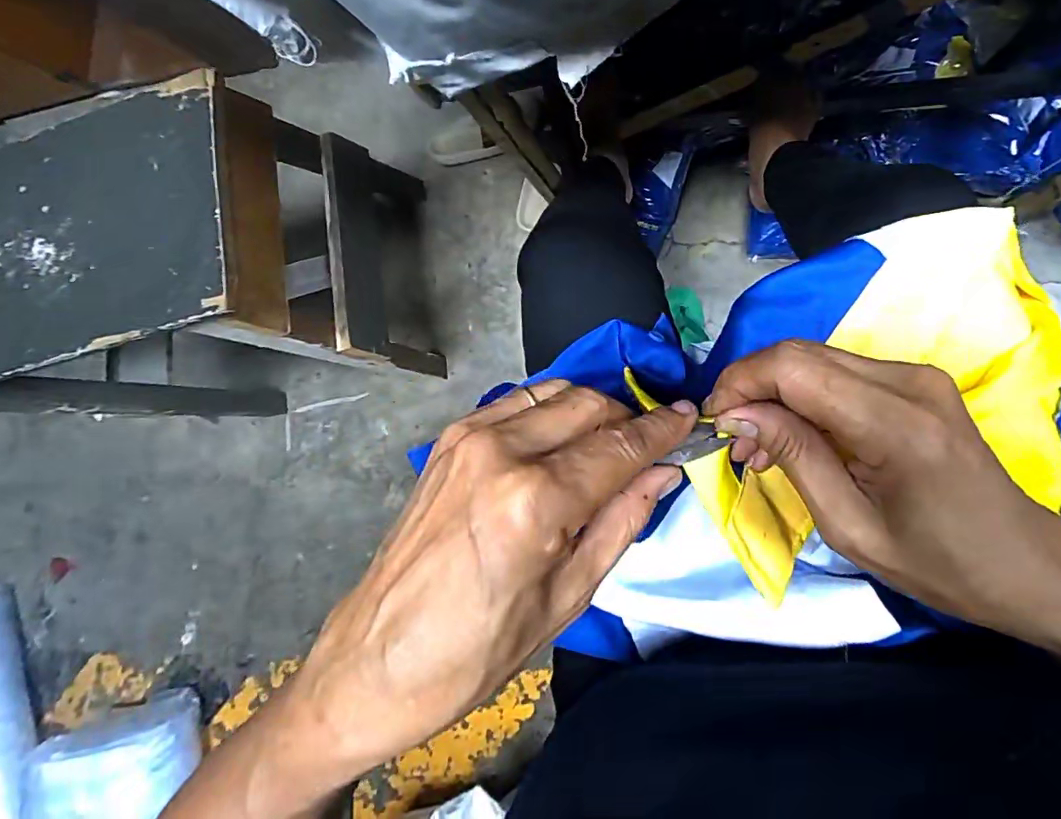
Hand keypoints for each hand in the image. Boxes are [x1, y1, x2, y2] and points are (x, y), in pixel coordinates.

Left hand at [169, 381, 691, 817]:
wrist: (370, 668)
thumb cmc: (479, 650)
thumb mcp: (568, 597)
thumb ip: (623, 521)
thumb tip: (663, 471)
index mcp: (535, 501)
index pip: (620, 446)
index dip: (662, 429)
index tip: (690, 416)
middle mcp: (502, 453)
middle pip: (593, 406)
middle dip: (631, 419)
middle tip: (649, 445)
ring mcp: (470, 439)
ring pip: (560, 392)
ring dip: (595, 409)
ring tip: (609, 442)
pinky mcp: (451, 439)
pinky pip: (522, 400)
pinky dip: (555, 409)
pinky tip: (562, 439)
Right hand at [704, 341, 1060, 645]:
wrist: (1024, 562)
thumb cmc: (941, 565)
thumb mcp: (853, 528)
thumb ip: (796, 457)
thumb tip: (739, 414)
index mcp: (896, 421)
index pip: (795, 366)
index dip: (742, 383)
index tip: (717, 424)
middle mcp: (909, 379)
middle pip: (805, 353)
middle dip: (757, 387)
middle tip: (738, 444)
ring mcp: (919, 375)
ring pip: (823, 360)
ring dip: (783, 393)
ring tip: (765, 450)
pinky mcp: (922, 382)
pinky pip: (848, 374)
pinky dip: (814, 397)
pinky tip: (806, 438)